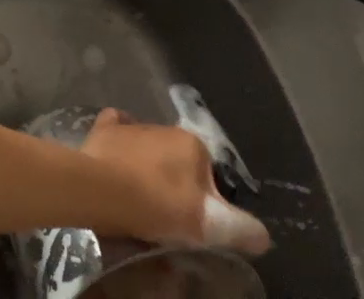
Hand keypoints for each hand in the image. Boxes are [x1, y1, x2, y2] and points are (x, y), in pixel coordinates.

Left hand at [76, 108, 270, 254]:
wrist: (103, 190)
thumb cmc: (160, 204)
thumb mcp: (214, 226)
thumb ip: (245, 230)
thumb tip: (261, 236)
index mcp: (193, 144)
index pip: (209, 171)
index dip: (206, 197)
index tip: (196, 218)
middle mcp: (162, 127)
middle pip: (176, 158)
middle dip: (176, 180)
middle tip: (168, 210)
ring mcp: (130, 126)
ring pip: (146, 146)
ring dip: (147, 165)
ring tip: (141, 194)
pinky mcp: (102, 130)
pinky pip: (115, 130)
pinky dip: (119, 142)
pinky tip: (117, 158)